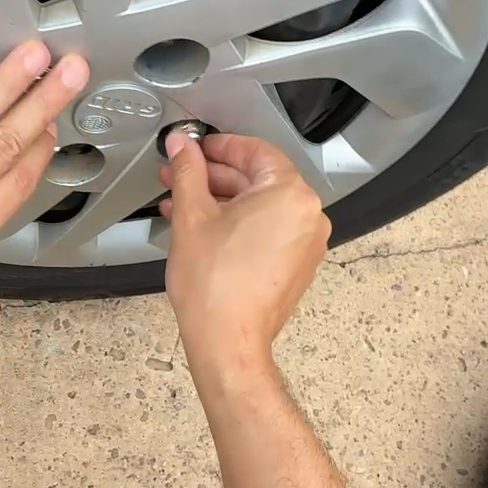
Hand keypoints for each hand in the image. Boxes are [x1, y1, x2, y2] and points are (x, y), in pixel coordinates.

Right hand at [159, 130, 329, 374]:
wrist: (227, 341)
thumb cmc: (216, 288)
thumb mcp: (193, 216)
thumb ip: (189, 171)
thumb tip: (182, 146)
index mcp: (290, 195)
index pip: (255, 151)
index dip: (219, 146)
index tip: (196, 146)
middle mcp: (307, 216)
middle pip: (256, 180)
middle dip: (213, 177)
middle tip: (179, 175)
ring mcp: (304, 243)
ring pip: (258, 207)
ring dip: (219, 201)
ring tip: (181, 204)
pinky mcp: (294, 265)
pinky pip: (265, 231)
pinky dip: (236, 225)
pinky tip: (202, 228)